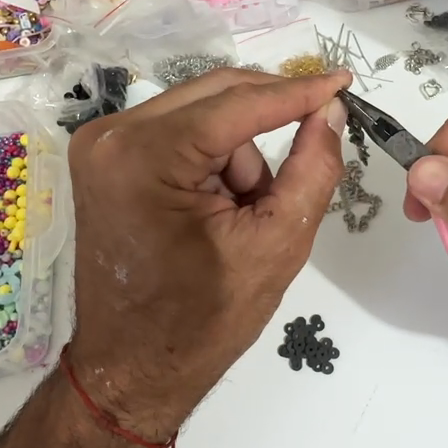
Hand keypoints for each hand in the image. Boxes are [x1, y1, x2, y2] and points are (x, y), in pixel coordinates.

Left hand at [67, 68, 351, 439]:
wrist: (133, 368)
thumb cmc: (201, 320)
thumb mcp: (276, 245)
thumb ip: (312, 169)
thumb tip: (330, 110)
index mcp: (142, 156)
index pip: (236, 105)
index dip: (297, 91)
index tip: (344, 79)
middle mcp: (111, 135)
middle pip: (216, 96)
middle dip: (270, 121)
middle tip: (319, 133)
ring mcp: (103, 144)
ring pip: (204, 114)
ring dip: (239, 154)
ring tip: (243, 215)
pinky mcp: (108, 157)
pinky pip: (182, 132)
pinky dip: (214, 160)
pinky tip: (217, 210)